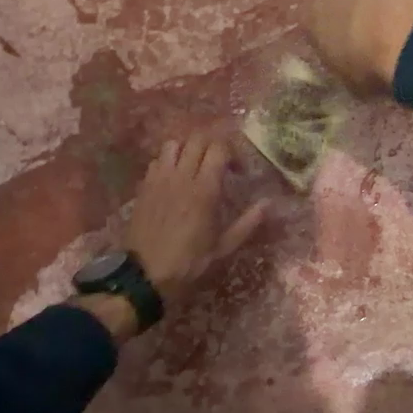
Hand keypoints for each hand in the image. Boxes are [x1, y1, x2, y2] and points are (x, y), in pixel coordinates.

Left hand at [127, 133, 268, 310]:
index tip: (239, 171)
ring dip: (188, 149)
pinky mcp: (144, 186)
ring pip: (174, 144)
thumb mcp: (224, 247)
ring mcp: (159, 179)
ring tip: (196, 167)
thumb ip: (247, 223)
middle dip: (213, 146)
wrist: (146, 273)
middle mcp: (181, 177)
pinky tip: (175, 179)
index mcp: (204, 190)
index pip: (219, 149)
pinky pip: (158, 160)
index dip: (233, 153)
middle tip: (220, 164)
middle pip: (197, 140)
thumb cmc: (190, 262)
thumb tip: (268, 204)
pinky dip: (169, 161)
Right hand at [304, 0, 412, 93]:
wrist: (411, 33)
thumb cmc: (373, 66)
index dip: (334, 33)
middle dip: (355, 4)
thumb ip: (347, 65)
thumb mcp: (353, 81)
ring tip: (405, 14)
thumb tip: (353, 63)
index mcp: (310, 14)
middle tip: (377, 27)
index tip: (350, 46)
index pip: (315, 22)